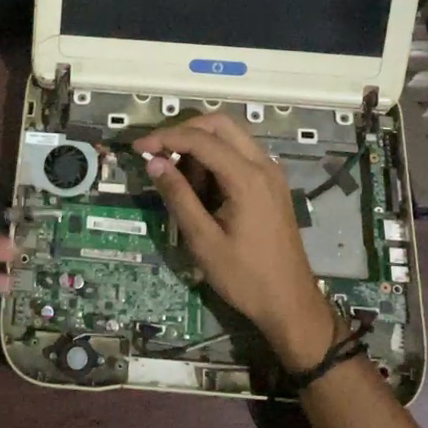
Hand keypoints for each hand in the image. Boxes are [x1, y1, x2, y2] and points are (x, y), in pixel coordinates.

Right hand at [133, 113, 335, 371]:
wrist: (290, 303)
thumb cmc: (246, 277)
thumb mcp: (203, 240)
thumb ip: (178, 196)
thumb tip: (153, 162)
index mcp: (247, 177)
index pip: (200, 139)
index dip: (165, 138)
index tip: (137, 147)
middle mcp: (263, 164)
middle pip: (219, 124)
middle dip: (184, 131)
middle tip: (158, 153)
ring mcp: (271, 172)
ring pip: (231, 136)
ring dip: (201, 145)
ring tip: (181, 181)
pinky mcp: (272, 183)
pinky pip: (240, 154)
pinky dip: (216, 158)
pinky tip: (202, 187)